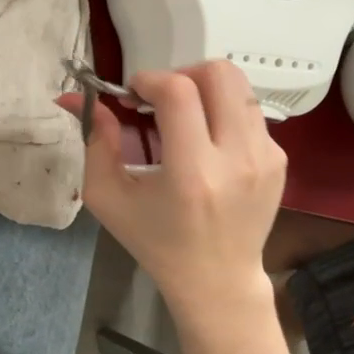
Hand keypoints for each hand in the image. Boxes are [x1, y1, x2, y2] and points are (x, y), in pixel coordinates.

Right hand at [59, 63, 285, 309]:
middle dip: (182, 73)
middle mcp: (237, 159)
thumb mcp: (108, 196)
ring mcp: (266, 157)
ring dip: (204, 90)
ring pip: (238, 87)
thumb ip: (95, 141)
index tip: (132, 93)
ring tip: (183, 116)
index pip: (179, 93)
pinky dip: (222, 111)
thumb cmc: (154, 240)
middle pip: (219, 74)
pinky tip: (205, 138)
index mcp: (192, 172)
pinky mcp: (280, 159)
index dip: (149, 79)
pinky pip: (250, 111)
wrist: (216, 279)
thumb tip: (73, 98)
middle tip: (161, 98)